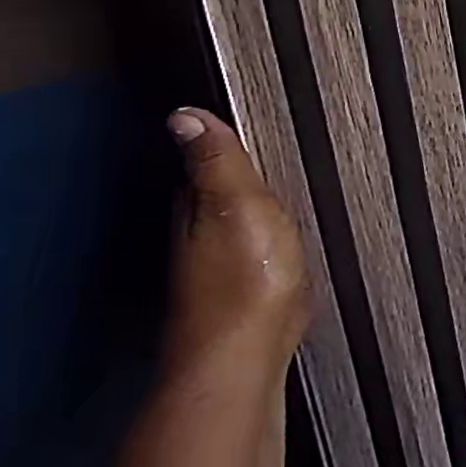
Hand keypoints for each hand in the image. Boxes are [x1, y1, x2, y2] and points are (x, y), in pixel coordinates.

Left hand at [162, 108, 309, 375]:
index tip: (243, 119)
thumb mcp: (239, 204)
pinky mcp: (244, 284)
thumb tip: (184, 115)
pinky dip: (264, 234)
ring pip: (235, 217)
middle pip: (220, 187)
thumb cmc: (245, 280)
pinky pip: (254, 244)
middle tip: (267, 148)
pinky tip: (281, 237)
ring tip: (277, 187)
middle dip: (241, 170)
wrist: (247, 351)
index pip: (206, 157)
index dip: (226, 138)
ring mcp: (219, 260)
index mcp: (196, 204)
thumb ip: (220, 160)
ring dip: (253, 203)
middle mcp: (199, 230)